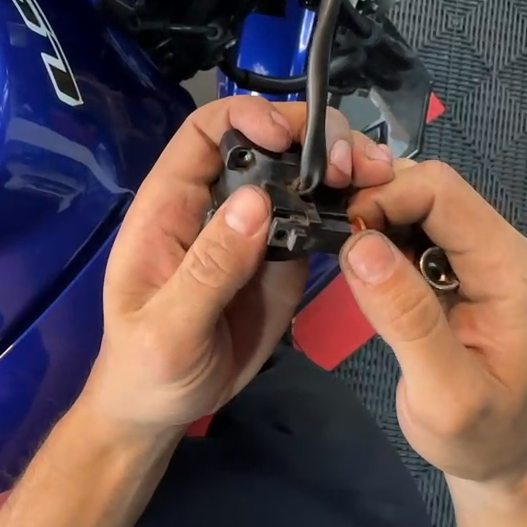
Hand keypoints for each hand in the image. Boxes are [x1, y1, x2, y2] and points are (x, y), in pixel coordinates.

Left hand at [86, 95, 393, 434]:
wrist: (163, 409)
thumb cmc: (146, 368)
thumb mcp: (167, 327)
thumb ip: (208, 268)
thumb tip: (256, 203)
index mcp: (171, 207)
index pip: (206, 133)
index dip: (246, 117)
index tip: (287, 137)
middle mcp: (215, 207)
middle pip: (263, 144)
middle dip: (312, 137)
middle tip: (355, 161)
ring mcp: (252, 232)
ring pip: (296, 177)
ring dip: (339, 167)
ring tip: (380, 176)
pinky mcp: (281, 261)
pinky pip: (315, 221)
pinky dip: (347, 208)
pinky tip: (377, 209)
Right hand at [340, 161, 526, 487]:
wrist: (496, 459)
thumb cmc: (475, 435)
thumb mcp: (444, 393)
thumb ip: (408, 319)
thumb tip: (361, 246)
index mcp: (509, 269)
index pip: (443, 193)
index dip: (386, 196)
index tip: (341, 231)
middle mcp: (498, 249)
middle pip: (430, 187)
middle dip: (375, 196)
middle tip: (329, 232)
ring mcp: (476, 256)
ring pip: (417, 202)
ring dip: (373, 212)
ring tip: (335, 242)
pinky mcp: (453, 268)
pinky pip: (411, 228)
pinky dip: (377, 232)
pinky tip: (354, 258)